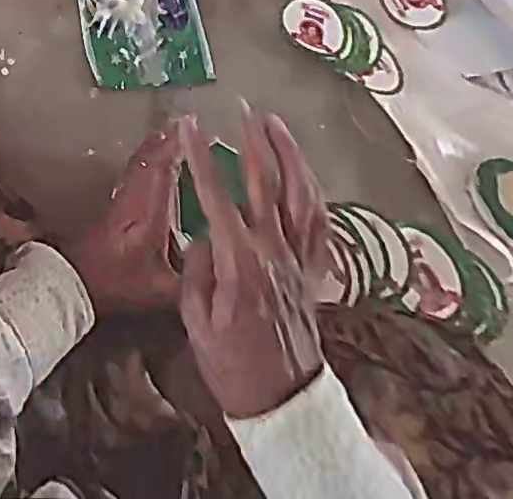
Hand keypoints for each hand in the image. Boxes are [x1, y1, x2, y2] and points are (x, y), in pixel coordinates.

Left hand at [65, 128, 184, 313]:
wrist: (76, 283)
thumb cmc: (119, 283)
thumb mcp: (163, 289)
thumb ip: (194, 277)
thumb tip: (225, 263)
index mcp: (149, 210)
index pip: (164, 167)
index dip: (179, 145)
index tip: (195, 127)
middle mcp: (135, 195)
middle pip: (151, 157)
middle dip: (170, 139)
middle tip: (189, 124)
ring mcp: (122, 197)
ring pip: (140, 161)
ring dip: (157, 145)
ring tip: (175, 134)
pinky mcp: (115, 203)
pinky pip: (134, 169)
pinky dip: (147, 157)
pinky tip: (156, 159)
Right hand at [177, 109, 328, 419]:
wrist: (284, 402)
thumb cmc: (233, 366)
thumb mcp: (196, 323)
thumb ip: (195, 271)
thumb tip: (203, 236)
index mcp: (240, 262)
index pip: (216, 196)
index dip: (201, 157)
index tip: (192, 127)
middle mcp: (274, 251)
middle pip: (266, 184)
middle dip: (253, 142)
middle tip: (244, 111)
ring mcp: (299, 258)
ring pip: (301, 194)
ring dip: (290, 155)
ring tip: (277, 126)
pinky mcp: (314, 269)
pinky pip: (320, 222)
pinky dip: (313, 190)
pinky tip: (304, 172)